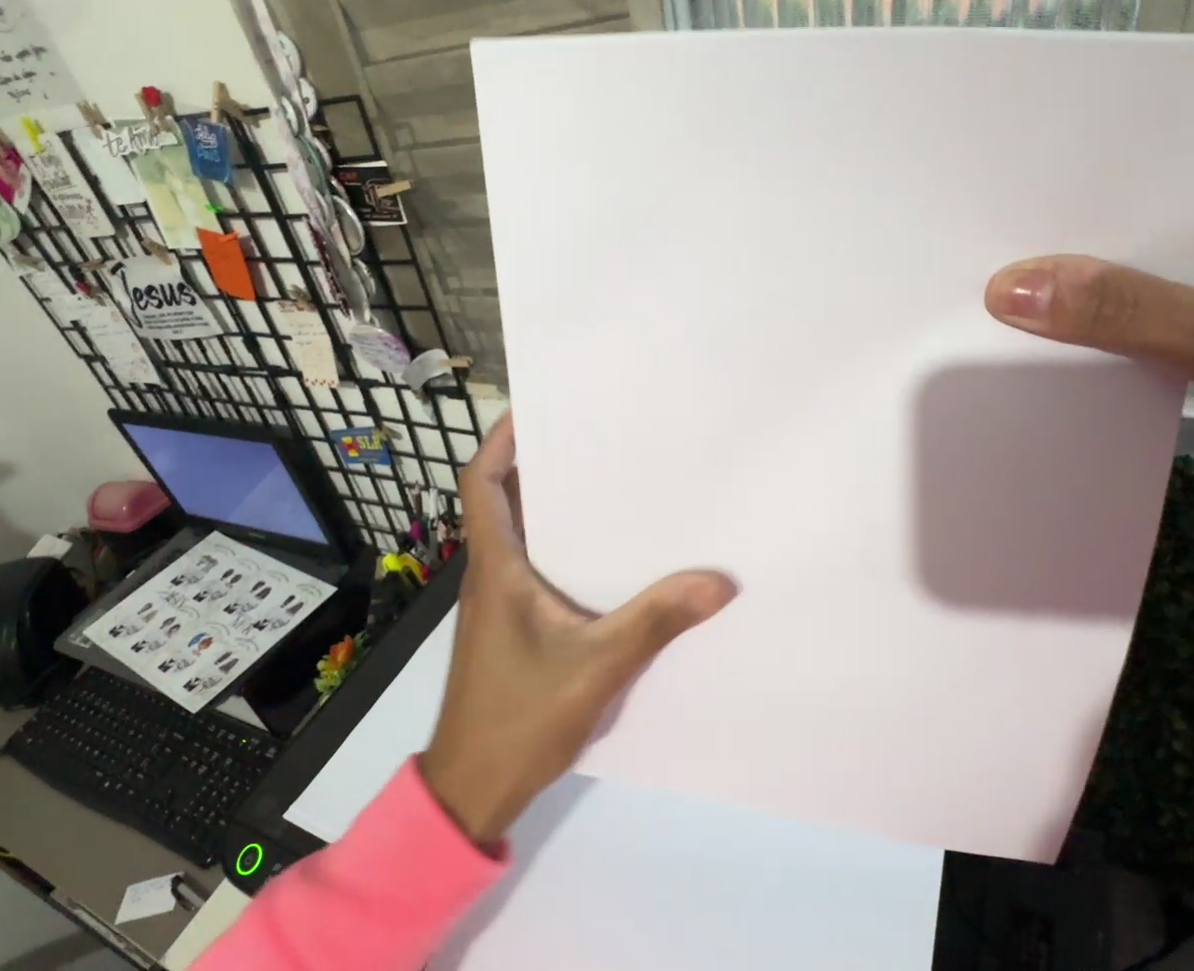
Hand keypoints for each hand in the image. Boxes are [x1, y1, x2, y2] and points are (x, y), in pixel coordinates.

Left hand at [418, 415, 736, 843]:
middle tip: (596, 439)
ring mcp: (497, 604)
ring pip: (522, 537)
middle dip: (543, 465)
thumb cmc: (519, 717)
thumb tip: (720, 580)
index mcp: (495, 567)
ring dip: (554, 509)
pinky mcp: (510, 629)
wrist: (472, 785)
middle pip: (506, 501)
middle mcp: (490, 574)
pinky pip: (534, 570)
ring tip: (610, 486)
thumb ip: (655, 622)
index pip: (482, 483)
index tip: (539, 408)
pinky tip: (607, 560)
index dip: (502, 440)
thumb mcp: (595, 667)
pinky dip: (562, 552)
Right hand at [984, 167, 1193, 455]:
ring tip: (1001, 273)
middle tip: (979, 235)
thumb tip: (1004, 289)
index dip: (1072, 168)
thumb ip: (1124, 311)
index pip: (1151, 150)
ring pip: (1139, 249)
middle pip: (1135, 203)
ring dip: (1083, 268)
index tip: (997, 186)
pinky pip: (1150, 287)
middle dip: (1064, 223)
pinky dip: (1109, 303)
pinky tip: (1058, 317)